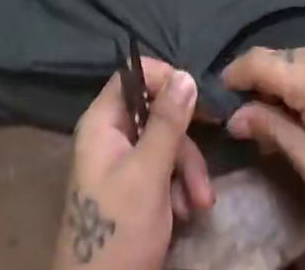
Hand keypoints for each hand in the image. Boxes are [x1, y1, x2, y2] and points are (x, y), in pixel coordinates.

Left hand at [53, 58, 214, 269]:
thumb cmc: (119, 228)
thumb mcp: (148, 173)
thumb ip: (166, 123)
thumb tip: (185, 75)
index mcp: (102, 122)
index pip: (132, 76)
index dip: (164, 79)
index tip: (196, 96)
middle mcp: (110, 135)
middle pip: (155, 114)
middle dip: (184, 145)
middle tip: (202, 177)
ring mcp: (121, 163)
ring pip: (164, 145)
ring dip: (187, 172)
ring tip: (199, 206)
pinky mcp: (134, 189)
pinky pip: (162, 171)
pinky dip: (179, 189)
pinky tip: (187, 215)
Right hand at [221, 40, 304, 236]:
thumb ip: (271, 130)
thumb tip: (234, 117)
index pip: (255, 61)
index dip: (232, 77)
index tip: (219, 100)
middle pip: (271, 59)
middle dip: (254, 84)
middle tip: (247, 119)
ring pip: (287, 59)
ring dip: (274, 82)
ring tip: (274, 119)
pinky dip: (293, 79)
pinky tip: (300, 110)